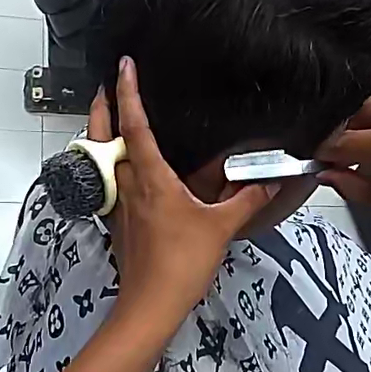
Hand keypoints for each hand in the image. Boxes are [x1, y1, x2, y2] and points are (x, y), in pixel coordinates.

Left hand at [95, 57, 276, 329]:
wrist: (151, 304)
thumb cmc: (179, 266)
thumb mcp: (221, 228)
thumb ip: (247, 200)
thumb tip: (268, 183)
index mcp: (150, 179)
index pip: (134, 125)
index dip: (129, 92)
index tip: (125, 67)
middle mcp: (127, 186)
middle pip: (102, 137)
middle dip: (102, 107)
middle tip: (106, 86)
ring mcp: (118, 204)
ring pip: (102, 159)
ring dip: (102, 134)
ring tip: (111, 119)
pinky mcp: (118, 223)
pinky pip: (110, 183)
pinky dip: (111, 164)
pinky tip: (126, 171)